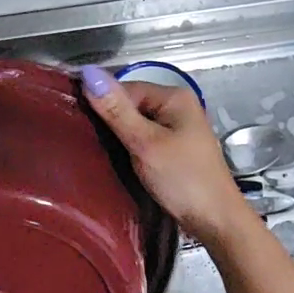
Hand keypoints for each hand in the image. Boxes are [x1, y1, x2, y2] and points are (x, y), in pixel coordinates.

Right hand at [80, 65, 251, 246]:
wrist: (214, 220)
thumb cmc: (182, 179)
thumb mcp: (145, 143)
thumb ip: (116, 110)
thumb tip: (88, 72)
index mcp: (174, 97)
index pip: (125, 89)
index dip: (103, 105)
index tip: (79, 125)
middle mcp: (177, 108)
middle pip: (131, 107)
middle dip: (109, 124)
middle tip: (85, 143)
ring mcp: (177, 131)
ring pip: (136, 127)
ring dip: (118, 140)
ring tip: (97, 155)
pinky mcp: (174, 153)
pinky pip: (144, 144)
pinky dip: (129, 152)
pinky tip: (117, 165)